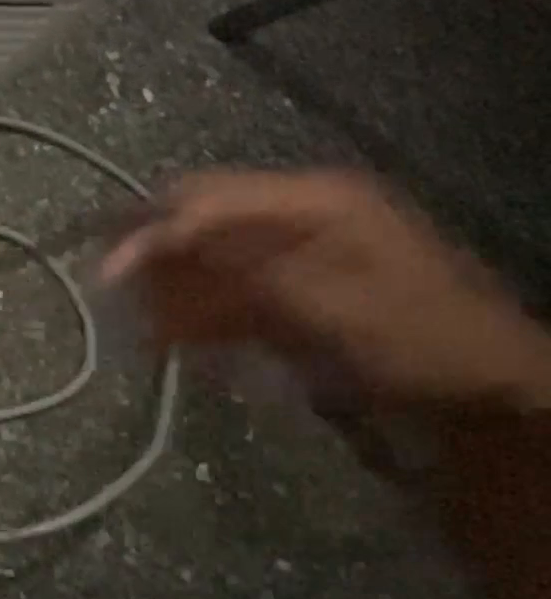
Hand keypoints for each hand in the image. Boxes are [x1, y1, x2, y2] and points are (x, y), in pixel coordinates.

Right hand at [101, 170, 550, 403]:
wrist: (492, 401)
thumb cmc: (413, 338)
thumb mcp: (324, 299)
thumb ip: (232, 268)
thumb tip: (150, 248)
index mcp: (314, 200)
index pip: (204, 198)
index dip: (149, 230)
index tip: (105, 271)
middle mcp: (298, 217)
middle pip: (198, 222)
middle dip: (150, 256)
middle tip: (108, 293)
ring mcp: (295, 255)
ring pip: (204, 260)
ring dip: (167, 289)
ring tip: (136, 324)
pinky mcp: (292, 293)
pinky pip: (224, 294)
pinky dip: (194, 314)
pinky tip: (169, 339)